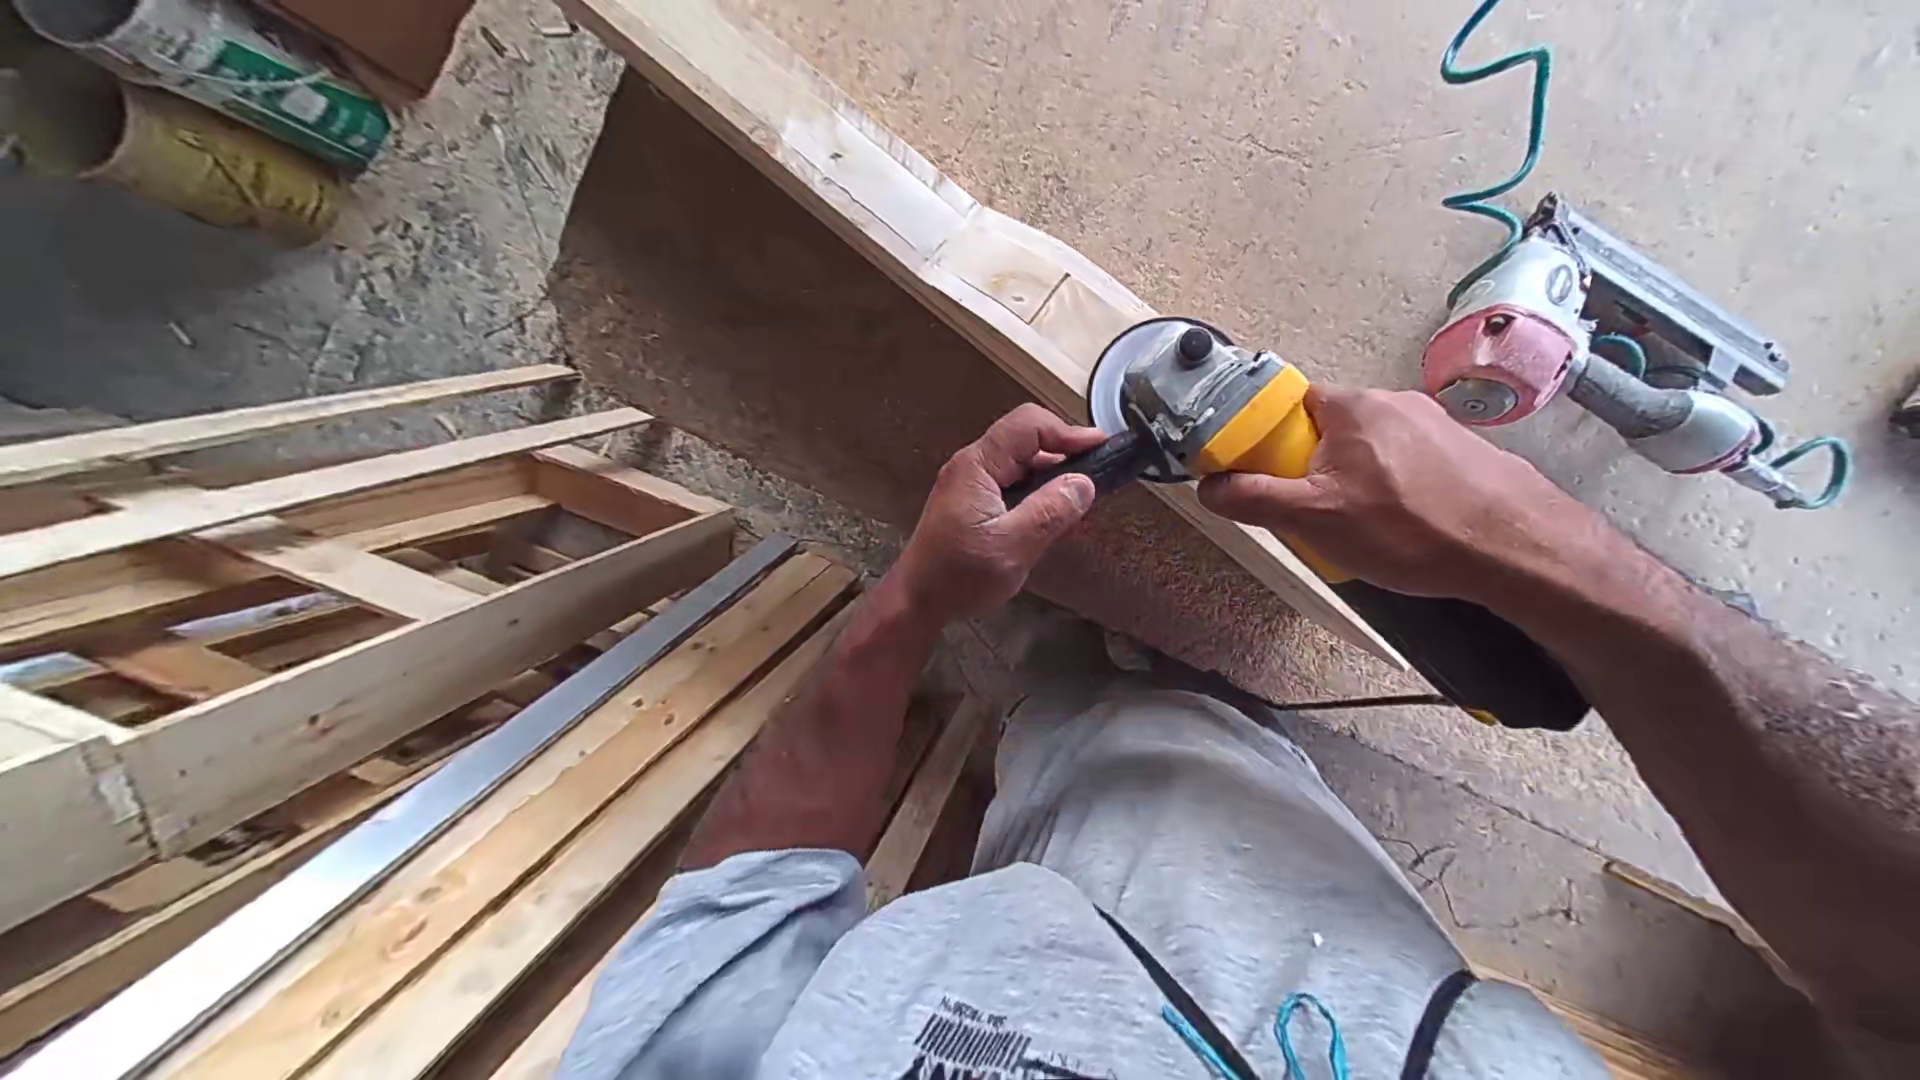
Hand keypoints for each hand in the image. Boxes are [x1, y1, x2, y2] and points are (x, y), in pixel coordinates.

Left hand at [889, 404, 1106, 624]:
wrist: (916, 602)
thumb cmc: (956, 578)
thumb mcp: (1012, 547)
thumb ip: (1050, 512)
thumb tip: (1084, 485)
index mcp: (976, 466)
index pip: (1028, 425)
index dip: (1067, 432)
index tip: (1101, 448)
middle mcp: (971, 467)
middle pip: (1025, 441)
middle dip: (1063, 456)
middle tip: (1094, 480)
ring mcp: (970, 485)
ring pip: (1021, 465)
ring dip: (1051, 478)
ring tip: (1076, 503)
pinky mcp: (972, 503)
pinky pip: (1011, 485)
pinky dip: (1036, 494)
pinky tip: (1051, 518)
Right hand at [1196, 386, 1596, 602]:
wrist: (1519, 552)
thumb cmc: (1411, 528)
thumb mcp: (1312, 517)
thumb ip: (1251, 497)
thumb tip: (1208, 486)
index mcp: (1353, 406)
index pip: (1288, 405)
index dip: (1266, 439)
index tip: (1264, 474)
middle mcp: (1393, 403)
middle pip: (1323, 427)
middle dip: (1306, 466)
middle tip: (1306, 508)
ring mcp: (1433, 424)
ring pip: (1362, 447)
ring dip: (1345, 478)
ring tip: (1353, 522)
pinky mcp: (1460, 451)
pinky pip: (1400, 461)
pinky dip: (1385, 486)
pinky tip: (1396, 522)